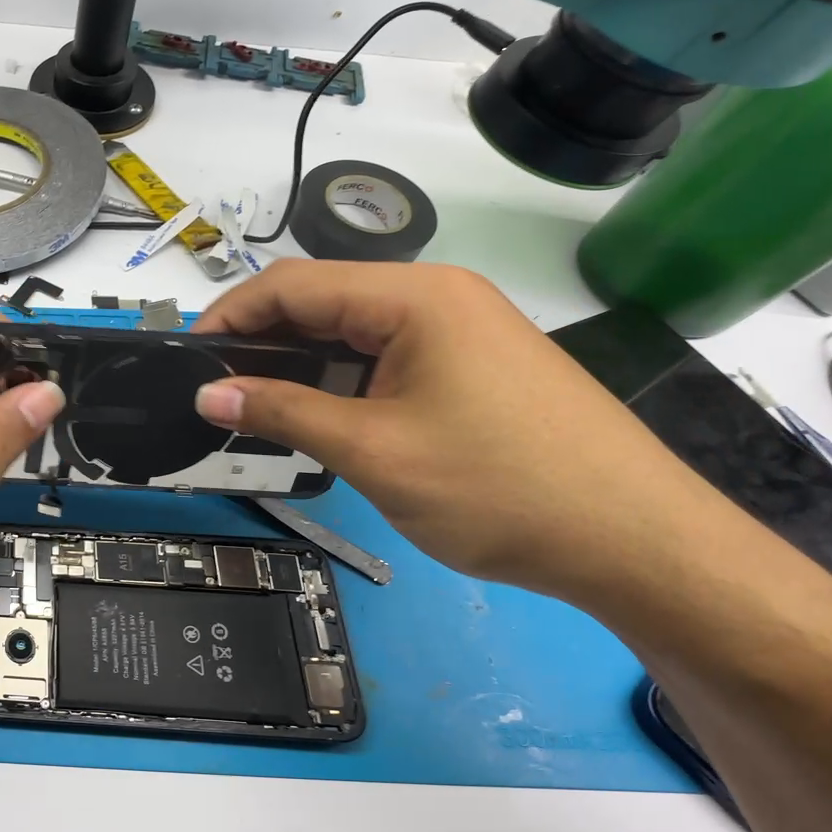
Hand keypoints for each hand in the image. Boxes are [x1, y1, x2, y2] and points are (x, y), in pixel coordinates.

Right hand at [191, 260, 718, 595]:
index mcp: (414, 297)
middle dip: (262, 340)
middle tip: (215, 389)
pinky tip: (321, 414)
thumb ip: (280, 412)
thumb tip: (205, 393)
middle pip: (323, 300)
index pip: (293, 284)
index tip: (187, 359)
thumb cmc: (500, 489)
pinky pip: (389, 355)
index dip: (230, 316)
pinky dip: (343, 379)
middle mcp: (439, 296)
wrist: (644, 547)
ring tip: (257, 406)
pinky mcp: (479, 363)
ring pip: (354, 330)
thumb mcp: (373, 451)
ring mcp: (465, 328)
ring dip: (301, 363)